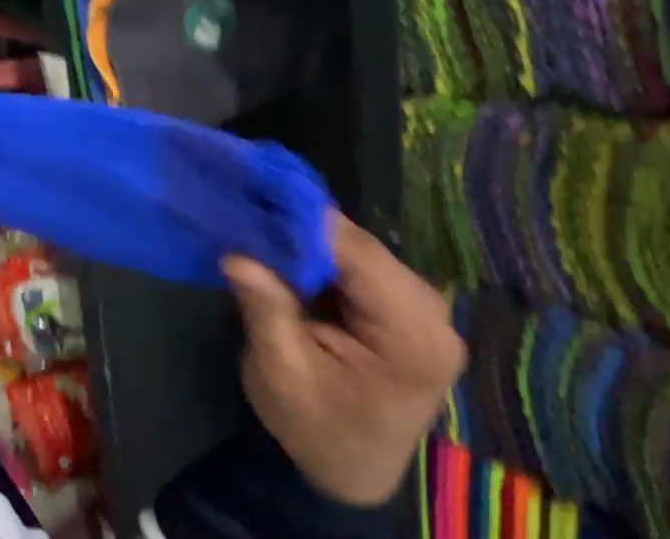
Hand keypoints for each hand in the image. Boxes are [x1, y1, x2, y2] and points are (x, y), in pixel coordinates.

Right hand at [223, 211, 464, 505]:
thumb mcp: (280, 372)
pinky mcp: (408, 310)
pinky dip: (321, 256)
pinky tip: (284, 254)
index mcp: (412, 337)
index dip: (301, 222)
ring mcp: (425, 312)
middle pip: (360, 246)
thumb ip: (267, 310)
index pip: (357, 254)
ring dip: (308, 240)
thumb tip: (236, 254)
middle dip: (301, 229)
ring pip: (359, 249)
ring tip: (256, 228)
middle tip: (244, 213)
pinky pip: (361, 265)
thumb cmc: (315, 427)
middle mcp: (433, 316)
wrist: (349, 470)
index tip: (249, 199)